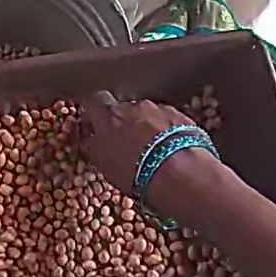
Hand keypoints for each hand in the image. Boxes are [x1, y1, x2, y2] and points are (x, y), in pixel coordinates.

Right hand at [80, 92, 226, 213]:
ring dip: (148, 130)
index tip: (95, 127)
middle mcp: (136, 107)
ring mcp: (162, 110)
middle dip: (125, 124)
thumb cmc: (136, 172)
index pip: (95, 103)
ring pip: (150, 116)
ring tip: (152, 155)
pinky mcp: (185, 118)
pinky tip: (170, 153)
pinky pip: (170, 123)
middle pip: (125, 110)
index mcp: (110, 116)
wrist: (181, 173)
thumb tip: (90, 141)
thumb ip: (95, 148)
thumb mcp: (104, 166)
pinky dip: (168, 134)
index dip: (95, 115)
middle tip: (127, 148)